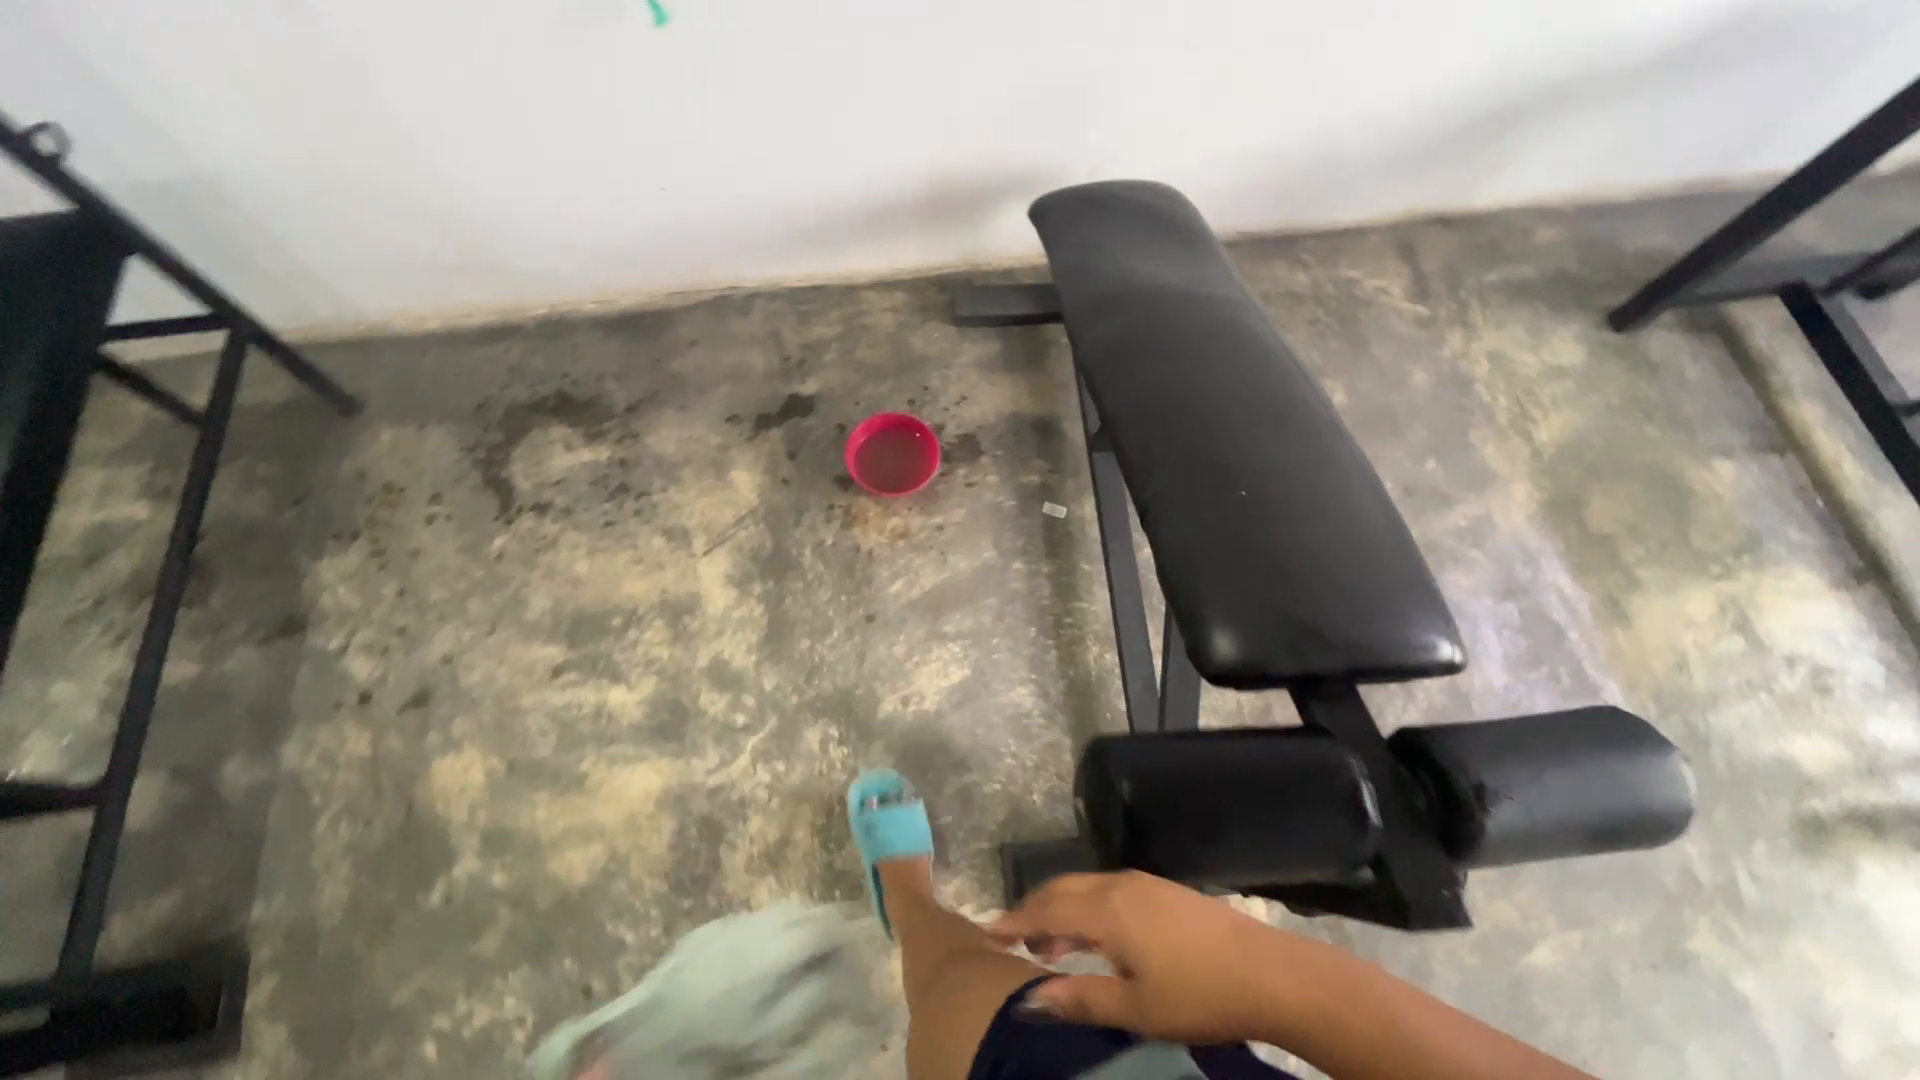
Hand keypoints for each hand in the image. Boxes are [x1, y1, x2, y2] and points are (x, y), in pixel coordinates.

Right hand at [987, 871, 1307, 1042]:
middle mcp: (1120, 885)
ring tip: (1051, 947)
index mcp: (1107, 909)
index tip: (987, 934)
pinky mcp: (1166, 893)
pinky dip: (1088, 909)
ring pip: (1087, 889)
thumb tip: (1029, 998)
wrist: (1271, 974)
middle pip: (1063, 889)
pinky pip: (1109, 892)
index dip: (1014, 921)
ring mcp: (1146, 885)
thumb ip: (1080, 998)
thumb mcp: (1135, 1007)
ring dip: (1062, 911)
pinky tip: (1097, 940)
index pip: (1046, 908)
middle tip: (1014, 940)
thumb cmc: (1198, 994)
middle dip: (1034, 911)